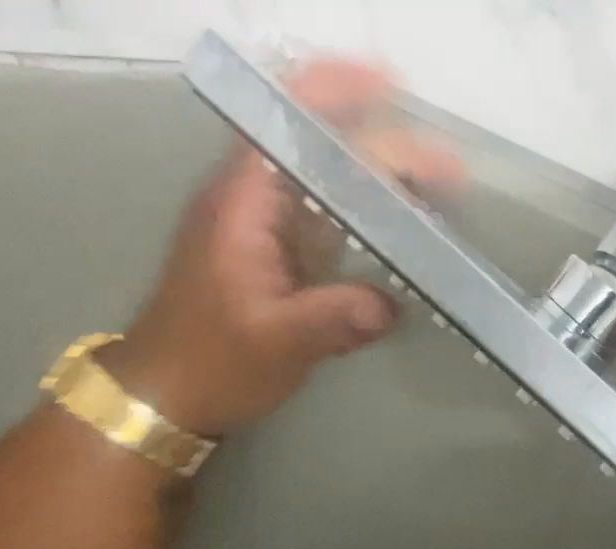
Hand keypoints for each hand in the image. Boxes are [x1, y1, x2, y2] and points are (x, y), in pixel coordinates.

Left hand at [108, 59, 465, 435]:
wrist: (166, 395)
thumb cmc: (210, 362)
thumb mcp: (275, 344)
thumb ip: (332, 319)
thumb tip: (391, 303)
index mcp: (243, 203)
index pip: (289, 122)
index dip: (336, 91)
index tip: (392, 85)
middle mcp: (252, 200)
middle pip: (319, 145)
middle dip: (385, 145)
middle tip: (448, 171)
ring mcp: (265, 227)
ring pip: (327, 180)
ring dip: (382, 178)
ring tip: (438, 193)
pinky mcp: (277, 255)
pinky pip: (329, 217)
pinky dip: (370, 214)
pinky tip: (405, 231)